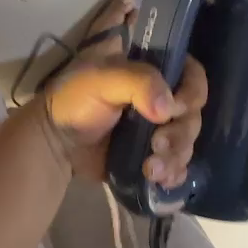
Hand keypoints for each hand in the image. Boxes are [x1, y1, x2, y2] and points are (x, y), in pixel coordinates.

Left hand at [40, 55, 208, 185]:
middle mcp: (163, 95)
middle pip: (194, 112)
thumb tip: (169, 108)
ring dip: (175, 156)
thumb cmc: (75, 100)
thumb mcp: (100, 79)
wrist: (54, 145)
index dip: (192, 90)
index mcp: (154, 68)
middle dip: (181, 132)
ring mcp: (159, 127)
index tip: (176, 107)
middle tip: (158, 143)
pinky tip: (158, 178)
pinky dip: (173, 173)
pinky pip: (178, 164)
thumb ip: (138, 82)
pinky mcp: (154, 154)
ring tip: (151, 168)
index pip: (191, 73)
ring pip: (187, 141)